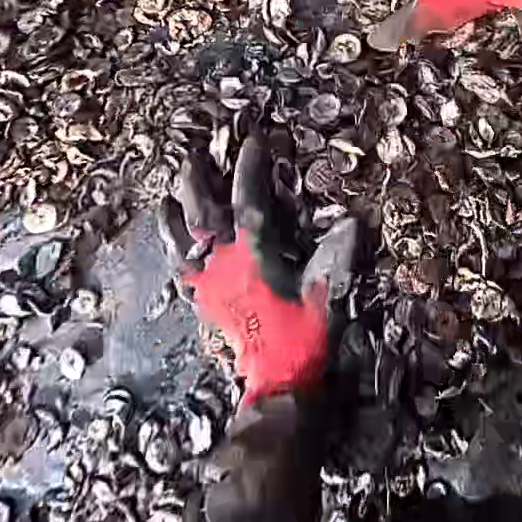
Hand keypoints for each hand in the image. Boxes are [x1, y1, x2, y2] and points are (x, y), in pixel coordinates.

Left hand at [159, 129, 358, 404]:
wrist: (278, 382)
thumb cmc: (302, 334)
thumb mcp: (326, 291)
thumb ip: (337, 255)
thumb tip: (354, 220)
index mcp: (254, 255)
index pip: (248, 200)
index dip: (250, 167)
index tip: (254, 140)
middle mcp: (224, 263)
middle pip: (201, 213)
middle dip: (196, 181)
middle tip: (193, 154)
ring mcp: (207, 282)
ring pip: (181, 238)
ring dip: (175, 210)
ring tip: (170, 189)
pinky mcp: (200, 299)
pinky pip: (177, 267)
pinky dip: (169, 244)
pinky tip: (166, 229)